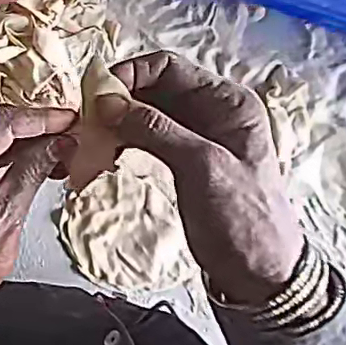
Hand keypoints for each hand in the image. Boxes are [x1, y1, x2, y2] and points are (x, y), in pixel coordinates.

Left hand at [0, 105, 77, 313]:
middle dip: (39, 124)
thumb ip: (34, 170)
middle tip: (71, 131)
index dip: (40, 119)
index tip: (68, 120)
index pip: (1, 126)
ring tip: (62, 147)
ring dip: (32, 135)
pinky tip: (44, 155)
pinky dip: (20, 145)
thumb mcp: (9, 215)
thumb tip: (60, 141)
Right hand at [99, 53, 301, 302]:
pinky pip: (147, 138)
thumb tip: (108, 101)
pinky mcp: (183, 161)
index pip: (169, 68)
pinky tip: (105, 151)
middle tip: (87, 118)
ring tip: (92, 136)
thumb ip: (155, 128)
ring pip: (147, 113)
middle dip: (120, 98)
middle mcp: (212, 112)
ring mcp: (196, 137)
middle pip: (154, 88)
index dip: (131, 74)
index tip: (98, 94)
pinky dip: (125, 140)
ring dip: (118, 120)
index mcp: (228, 102)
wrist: (258, 276)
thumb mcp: (201, 165)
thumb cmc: (242, 218)